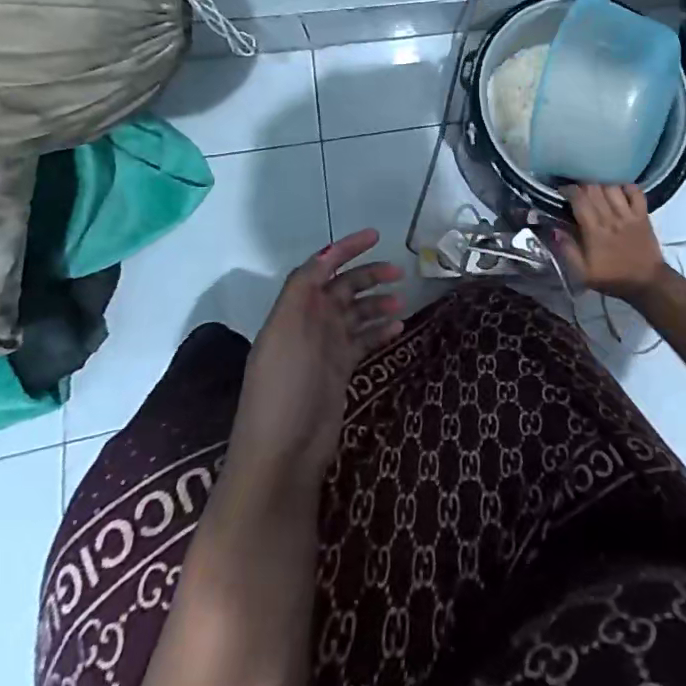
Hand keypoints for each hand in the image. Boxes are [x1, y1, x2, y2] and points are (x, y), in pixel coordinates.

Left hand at [232, 230, 404, 474]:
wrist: (283, 450)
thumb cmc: (284, 387)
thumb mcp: (287, 332)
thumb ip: (303, 289)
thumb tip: (326, 254)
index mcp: (292, 311)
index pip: (319, 268)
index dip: (345, 249)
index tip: (376, 235)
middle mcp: (308, 325)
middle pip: (342, 288)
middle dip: (368, 276)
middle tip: (399, 274)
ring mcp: (324, 348)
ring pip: (355, 313)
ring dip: (377, 303)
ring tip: (401, 303)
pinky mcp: (339, 370)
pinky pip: (363, 340)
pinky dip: (379, 331)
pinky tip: (398, 328)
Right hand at [560, 184, 669, 300]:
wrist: (646, 283)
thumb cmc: (612, 278)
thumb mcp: (583, 273)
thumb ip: (568, 250)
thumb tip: (554, 230)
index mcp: (594, 231)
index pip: (579, 199)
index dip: (568, 190)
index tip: (562, 191)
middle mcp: (611, 218)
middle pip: (595, 189)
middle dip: (583, 185)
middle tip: (578, 191)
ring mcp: (629, 215)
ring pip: (613, 187)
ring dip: (602, 185)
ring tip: (597, 190)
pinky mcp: (643, 215)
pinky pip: (636, 192)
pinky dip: (627, 187)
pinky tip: (620, 191)